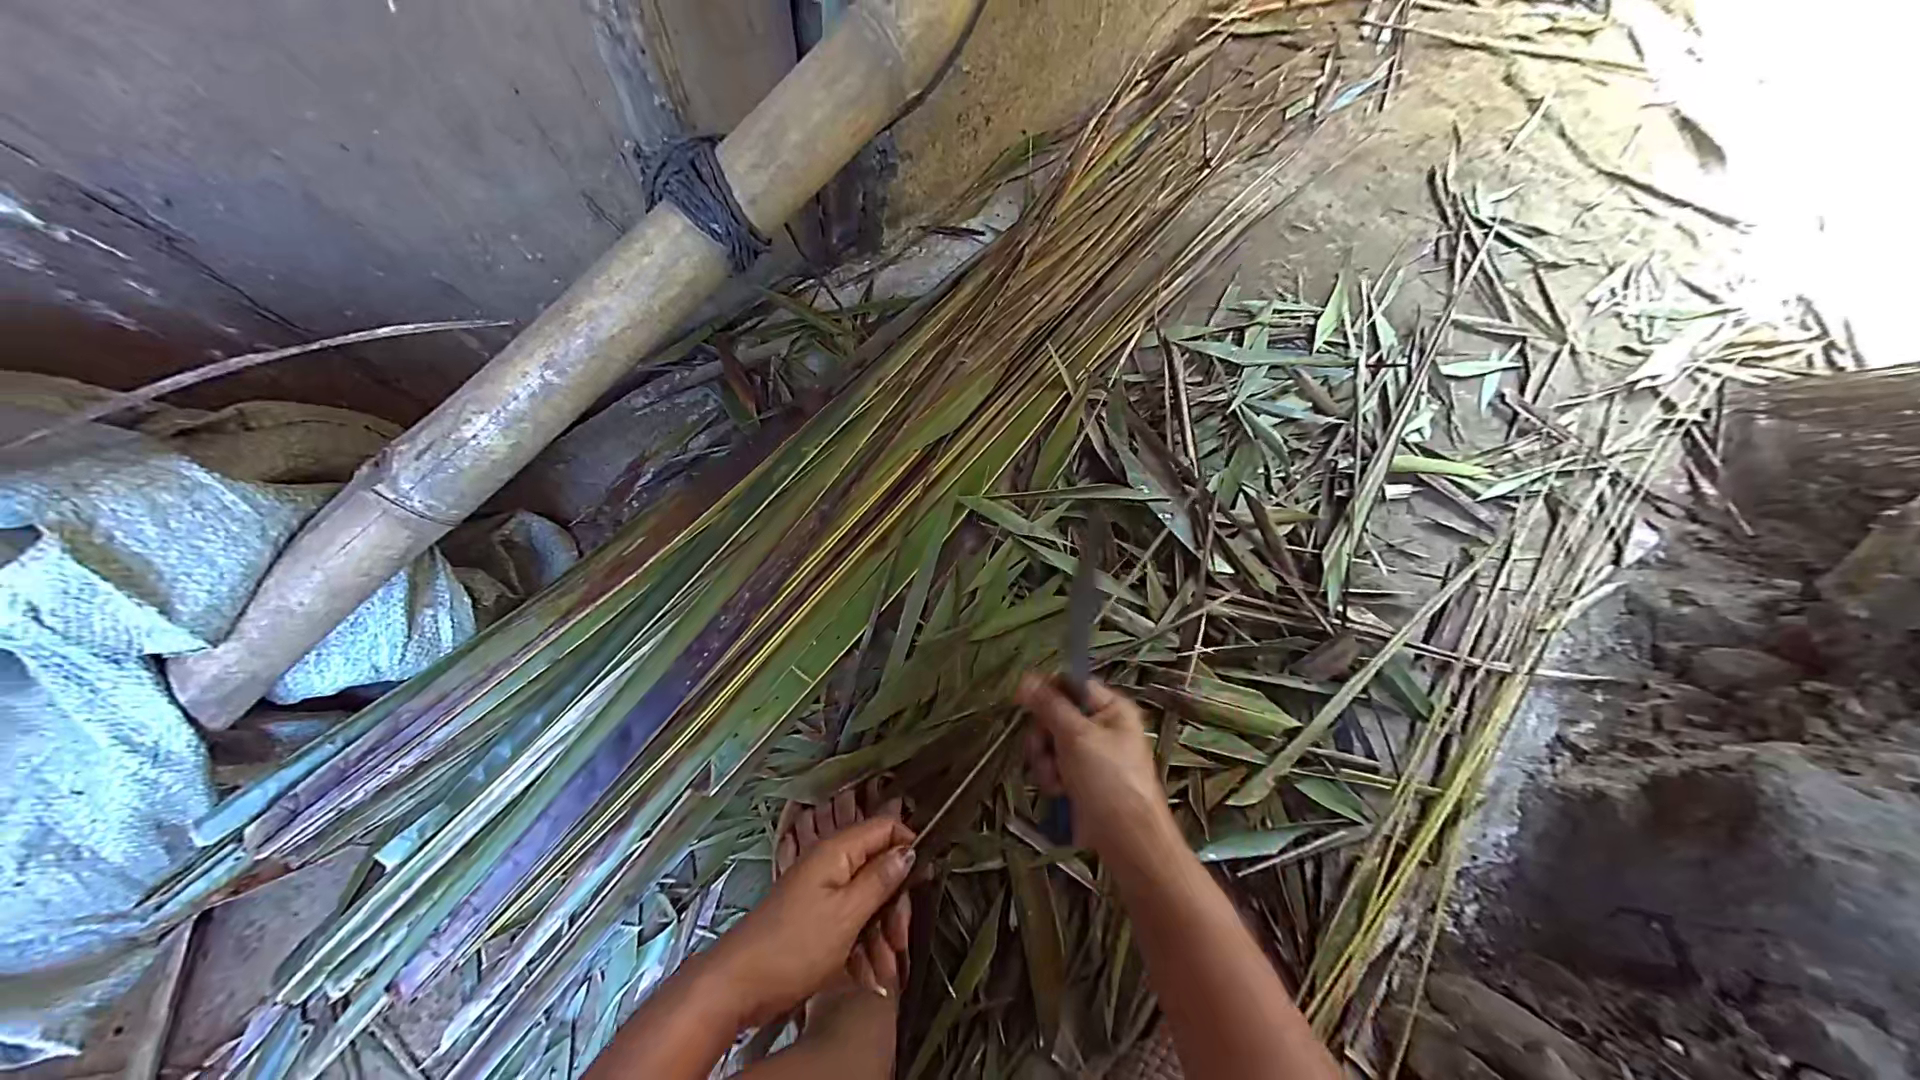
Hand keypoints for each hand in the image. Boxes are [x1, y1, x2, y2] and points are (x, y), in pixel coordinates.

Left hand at [704, 814, 915, 1026]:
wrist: (739, 986)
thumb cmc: (793, 946)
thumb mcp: (847, 913)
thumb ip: (881, 879)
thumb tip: (909, 850)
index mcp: (837, 851)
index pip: (884, 828)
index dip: (908, 847)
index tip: (924, 878)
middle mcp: (830, 864)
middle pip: (879, 867)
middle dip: (895, 904)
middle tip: (899, 939)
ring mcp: (822, 891)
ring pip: (868, 899)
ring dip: (880, 933)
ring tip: (883, 970)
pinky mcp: (817, 917)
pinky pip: (851, 921)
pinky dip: (862, 945)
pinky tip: (867, 976)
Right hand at [1016, 674, 1176, 862]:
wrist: (1127, 840)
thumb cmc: (1108, 780)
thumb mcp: (1076, 736)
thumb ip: (1049, 705)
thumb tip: (1026, 678)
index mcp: (1112, 708)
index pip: (1071, 685)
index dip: (1047, 692)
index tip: (1023, 703)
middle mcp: (1103, 726)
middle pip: (1056, 715)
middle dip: (1044, 737)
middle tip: (1045, 753)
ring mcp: (1092, 753)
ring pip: (1051, 743)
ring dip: (1046, 762)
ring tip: (1055, 781)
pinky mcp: (1083, 778)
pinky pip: (1056, 765)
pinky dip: (1052, 778)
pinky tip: (1059, 792)